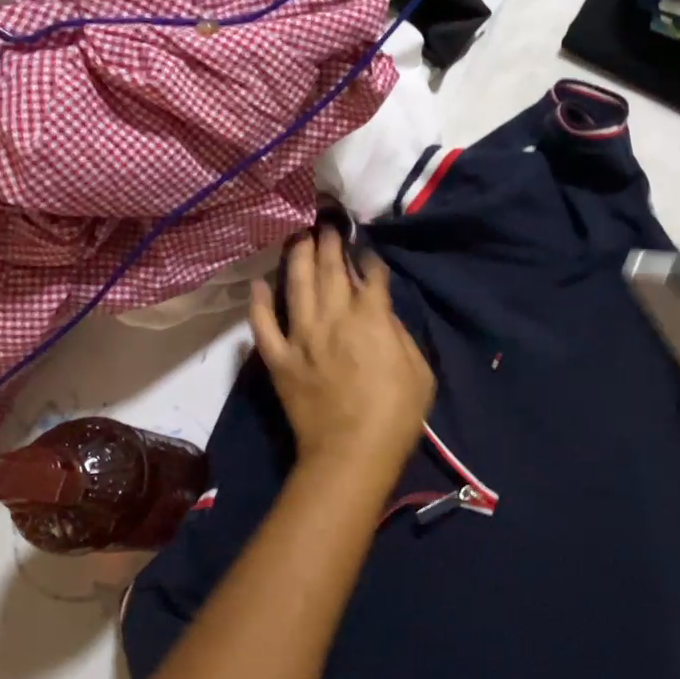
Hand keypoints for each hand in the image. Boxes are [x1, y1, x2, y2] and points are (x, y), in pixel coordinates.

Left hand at [249, 229, 433, 475]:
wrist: (351, 454)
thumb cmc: (396, 415)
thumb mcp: (419, 371)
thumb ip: (399, 334)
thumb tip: (382, 313)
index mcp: (371, 318)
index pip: (370, 276)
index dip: (370, 259)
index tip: (367, 249)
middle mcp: (333, 318)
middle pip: (330, 270)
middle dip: (330, 243)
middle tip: (327, 223)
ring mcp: (301, 337)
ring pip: (296, 285)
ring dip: (297, 256)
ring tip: (298, 236)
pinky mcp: (279, 359)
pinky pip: (263, 326)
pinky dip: (260, 303)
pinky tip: (260, 283)